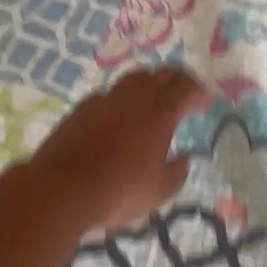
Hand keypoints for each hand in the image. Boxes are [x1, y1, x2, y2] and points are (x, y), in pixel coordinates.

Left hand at [27, 66, 211, 229]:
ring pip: (135, 77)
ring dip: (150, 80)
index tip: (205, 99)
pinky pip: (110, 93)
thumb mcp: (157, 192)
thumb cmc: (118, 189)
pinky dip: (122, 96)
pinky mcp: (83, 107)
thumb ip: (176, 173)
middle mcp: (137, 97)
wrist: (61, 188)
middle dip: (178, 78)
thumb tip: (183, 160)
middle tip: (185, 88)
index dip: (198, 91)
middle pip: (163, 74)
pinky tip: (119, 110)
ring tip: (153, 91)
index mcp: (161, 112)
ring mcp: (108, 98)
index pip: (186, 88)